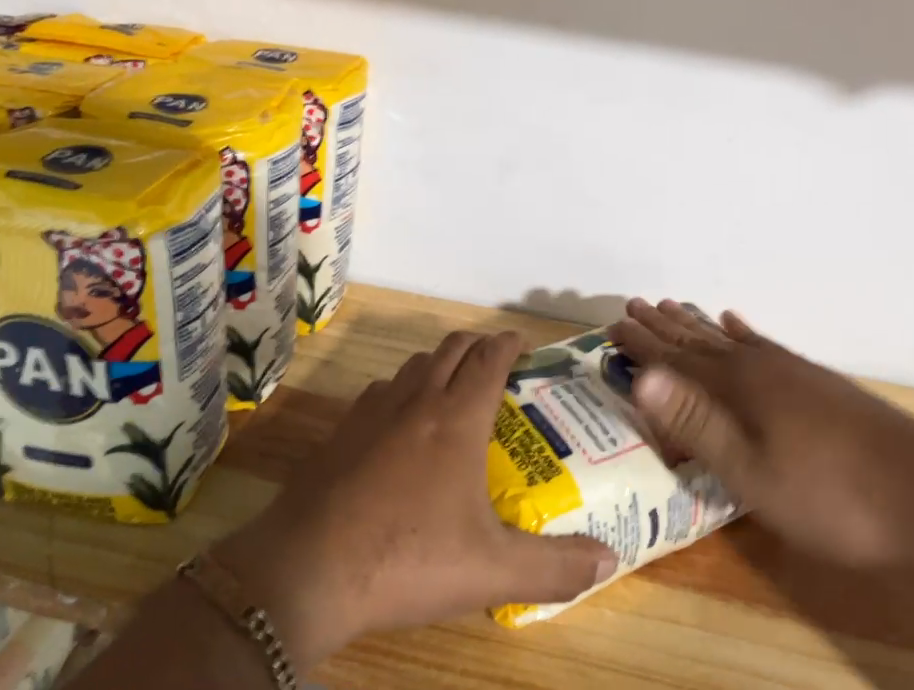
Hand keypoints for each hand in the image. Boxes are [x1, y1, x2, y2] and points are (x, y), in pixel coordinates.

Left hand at [208, 330, 616, 666]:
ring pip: (411, 366)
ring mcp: (369, 415)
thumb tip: (608, 560)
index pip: (489, 360)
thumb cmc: (407, 559)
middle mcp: (414, 402)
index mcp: (456, 419)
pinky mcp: (338, 435)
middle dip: (477, 345)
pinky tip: (398, 424)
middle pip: (449, 350)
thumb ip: (554, 567)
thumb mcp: (492, 571)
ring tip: (452, 387)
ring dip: (437, 364)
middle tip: (496, 361)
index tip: (524, 343)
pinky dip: (400, 391)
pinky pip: (378, 393)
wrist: (305, 571)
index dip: (509, 344)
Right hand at [610, 298, 913, 583]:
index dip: (643, 343)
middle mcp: (764, 369)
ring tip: (675, 307)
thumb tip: (640, 378)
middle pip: (702, 342)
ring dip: (698, 326)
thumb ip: (697, 424)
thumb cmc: (833, 500)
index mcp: (741, 389)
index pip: (677, 360)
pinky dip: (746, 336)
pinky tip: (740, 328)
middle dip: (665, 326)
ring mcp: (796, 374)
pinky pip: (768, 347)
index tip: (612, 323)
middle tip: (634, 304)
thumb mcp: (753, 473)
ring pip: (732, 341)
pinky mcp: (821, 387)